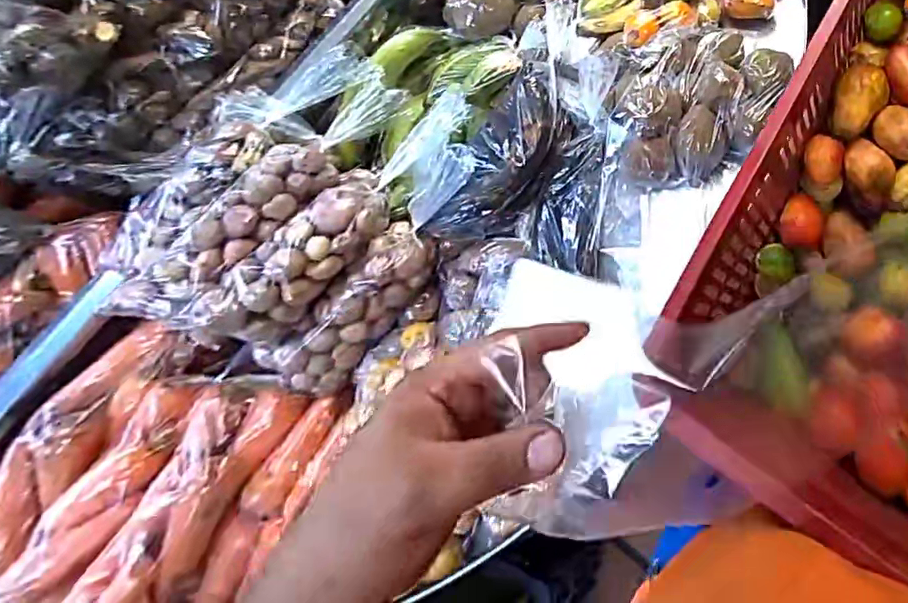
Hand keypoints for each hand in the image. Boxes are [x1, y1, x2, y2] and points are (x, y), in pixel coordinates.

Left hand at [249, 322, 587, 602]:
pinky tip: (546, 469)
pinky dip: (527, 455)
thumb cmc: (366, 519)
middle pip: (510, 382)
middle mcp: (449, 405)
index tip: (585, 331)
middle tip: (576, 411)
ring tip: (569, 439)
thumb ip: (498, 459)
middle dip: (544, 390)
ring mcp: (455, 439)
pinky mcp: (461, 472)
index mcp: (436, 387)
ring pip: (511, 417)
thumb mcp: (431, 484)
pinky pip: (505, 450)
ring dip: (538, 426)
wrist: (322, 590)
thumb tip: (561, 440)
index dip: (542, 337)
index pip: (497, 349)